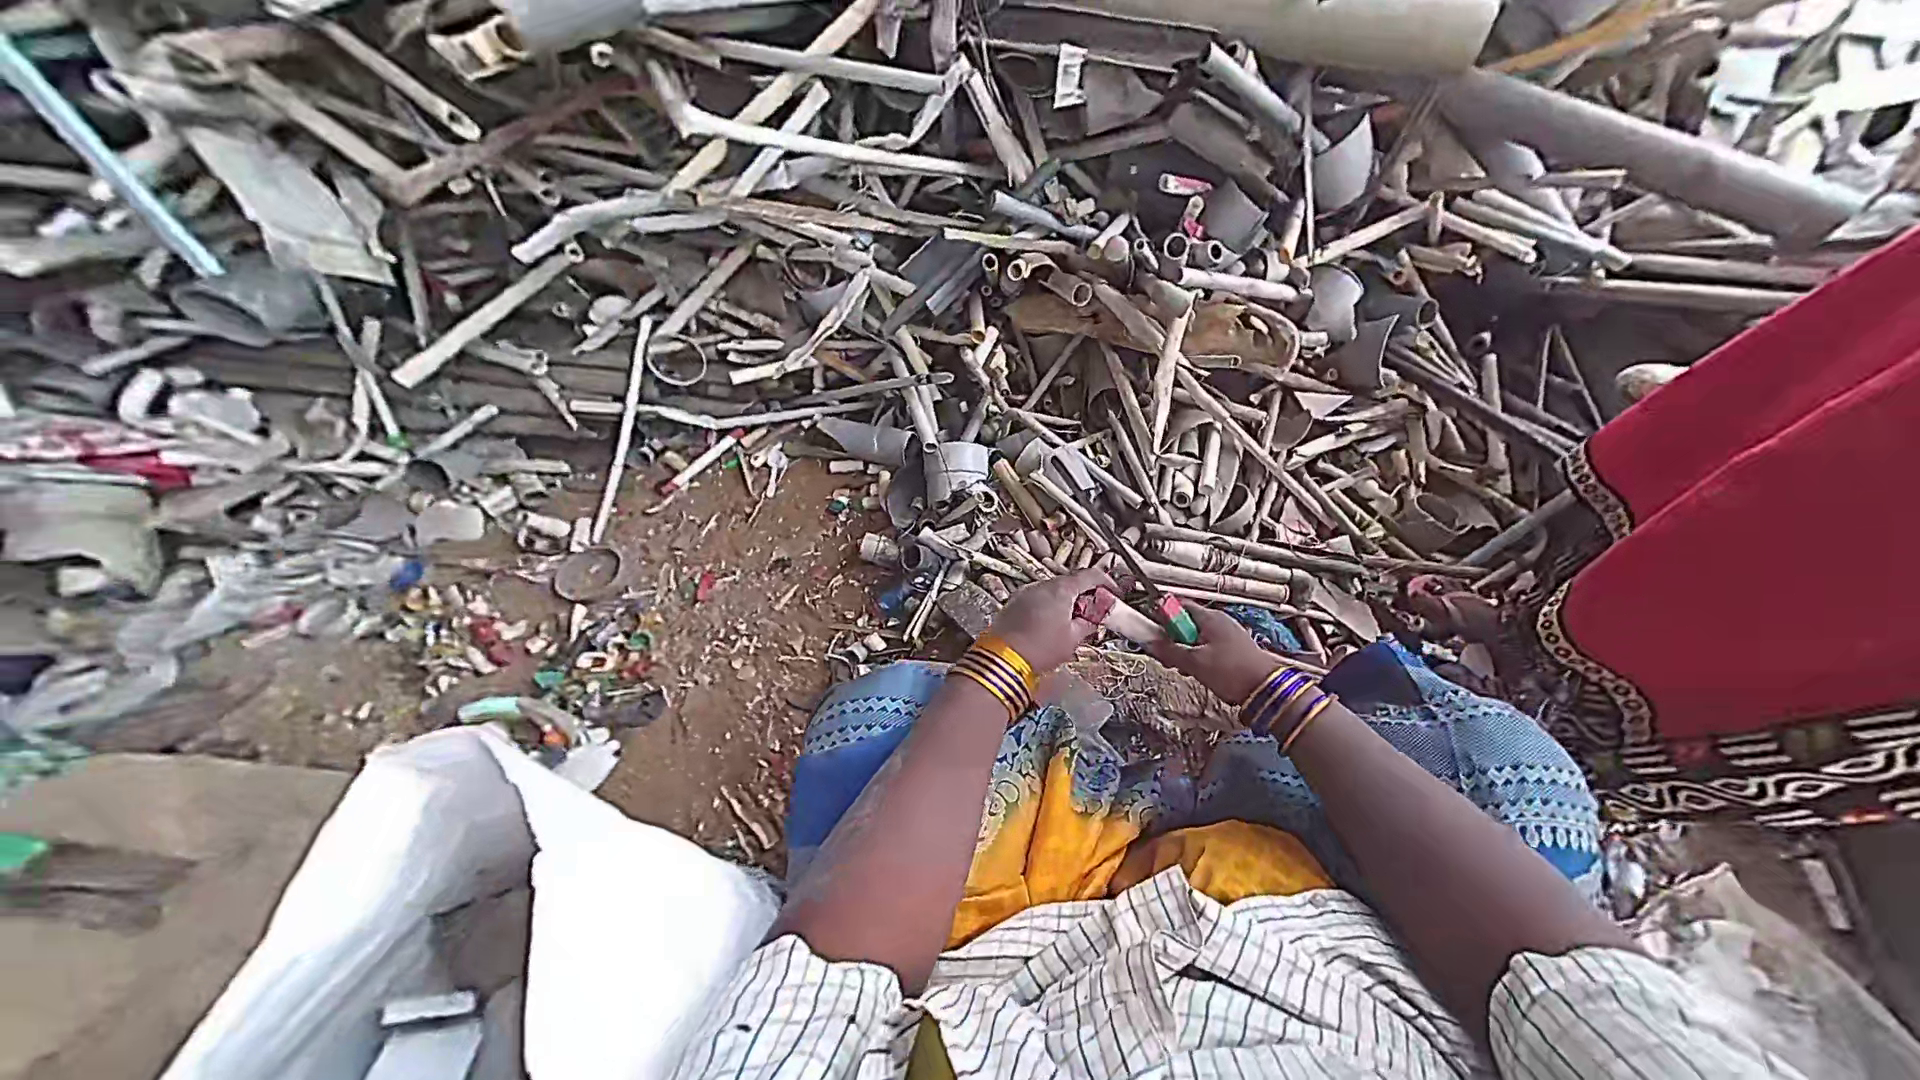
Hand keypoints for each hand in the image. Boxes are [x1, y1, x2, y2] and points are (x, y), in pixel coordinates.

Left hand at [986, 568, 1117, 673]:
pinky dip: (1050, 607)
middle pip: (1070, 582)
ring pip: (1053, 591)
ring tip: (1075, 622)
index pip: (1091, 575)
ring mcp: (1026, 593)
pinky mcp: (1015, 604)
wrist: (1003, 659)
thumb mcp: (1073, 638)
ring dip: (1067, 602)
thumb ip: (1089, 624)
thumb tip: (1095, 619)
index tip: (1113, 594)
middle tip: (1096, 612)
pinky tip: (1054, 625)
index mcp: (1061, 589)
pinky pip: (1039, 599)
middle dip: (1086, 595)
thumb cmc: (1039, 648)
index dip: (1106, 583)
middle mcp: (1042, 585)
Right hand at [1145, 602, 1281, 704]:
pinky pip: (1206, 648)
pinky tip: (1200, 672)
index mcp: (1210, 618)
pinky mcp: (1232, 650)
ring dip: (1185, 651)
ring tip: (1186, 667)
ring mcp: (1227, 636)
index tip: (1151, 630)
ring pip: (1195, 638)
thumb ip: (1169, 651)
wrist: (1268, 690)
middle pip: (1184, 623)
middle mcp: (1219, 622)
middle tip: (1169, 655)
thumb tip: (1150, 642)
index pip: (1177, 605)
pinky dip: (1198, 658)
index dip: (1161, 616)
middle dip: (1172, 640)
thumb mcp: (1195, 662)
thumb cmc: (1236, 672)